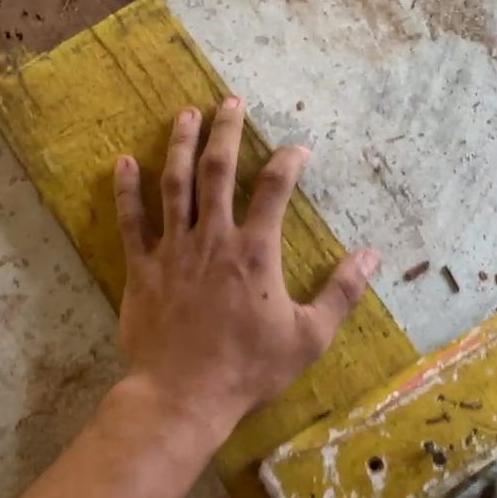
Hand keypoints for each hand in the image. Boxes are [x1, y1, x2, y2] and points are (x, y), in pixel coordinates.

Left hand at [112, 97, 378, 432]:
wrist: (184, 396)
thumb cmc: (249, 369)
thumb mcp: (308, 337)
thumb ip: (341, 293)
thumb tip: (372, 256)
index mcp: (255, 251)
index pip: (274, 190)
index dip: (288, 163)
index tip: (296, 149)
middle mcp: (213, 238)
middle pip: (219, 171)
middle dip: (226, 131)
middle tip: (229, 101)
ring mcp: (173, 250)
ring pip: (175, 185)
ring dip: (180, 145)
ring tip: (186, 114)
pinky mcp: (141, 268)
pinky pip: (131, 221)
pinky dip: (127, 190)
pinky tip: (124, 161)